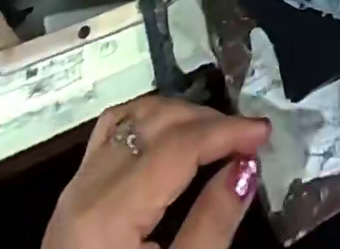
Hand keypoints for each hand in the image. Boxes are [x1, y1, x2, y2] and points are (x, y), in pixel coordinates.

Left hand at [43, 96, 269, 248]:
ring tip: (219, 131)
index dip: (223, 131)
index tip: (264, 130)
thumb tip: (246, 166)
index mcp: (109, 212)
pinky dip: (147, 120)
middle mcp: (86, 184)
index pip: (175, 146)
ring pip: (130, 118)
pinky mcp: (75, 191)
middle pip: (152, 123)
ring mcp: (76, 184)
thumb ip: (212, 225)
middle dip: (205, 120)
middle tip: (248, 134)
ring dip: (177, 115)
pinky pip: (112, 132)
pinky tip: (173, 131)